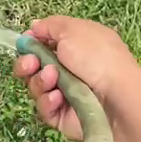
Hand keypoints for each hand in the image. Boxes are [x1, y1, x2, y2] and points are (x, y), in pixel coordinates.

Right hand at [11, 16, 140, 140]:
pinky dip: (48, 101)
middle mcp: (68, 69)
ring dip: (40, 81)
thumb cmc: (97, 57)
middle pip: (33, 67)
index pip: (43, 44)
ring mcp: (64, 93)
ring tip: (53, 79)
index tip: (24, 43)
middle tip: (31, 64)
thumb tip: (34, 26)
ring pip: (36, 86)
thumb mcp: (73, 30)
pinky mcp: (61, 115)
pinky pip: (44, 107)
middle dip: (27, 64)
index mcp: (75, 46)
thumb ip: (49, 26)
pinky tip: (58, 97)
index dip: (31, 44)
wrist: (116, 97)